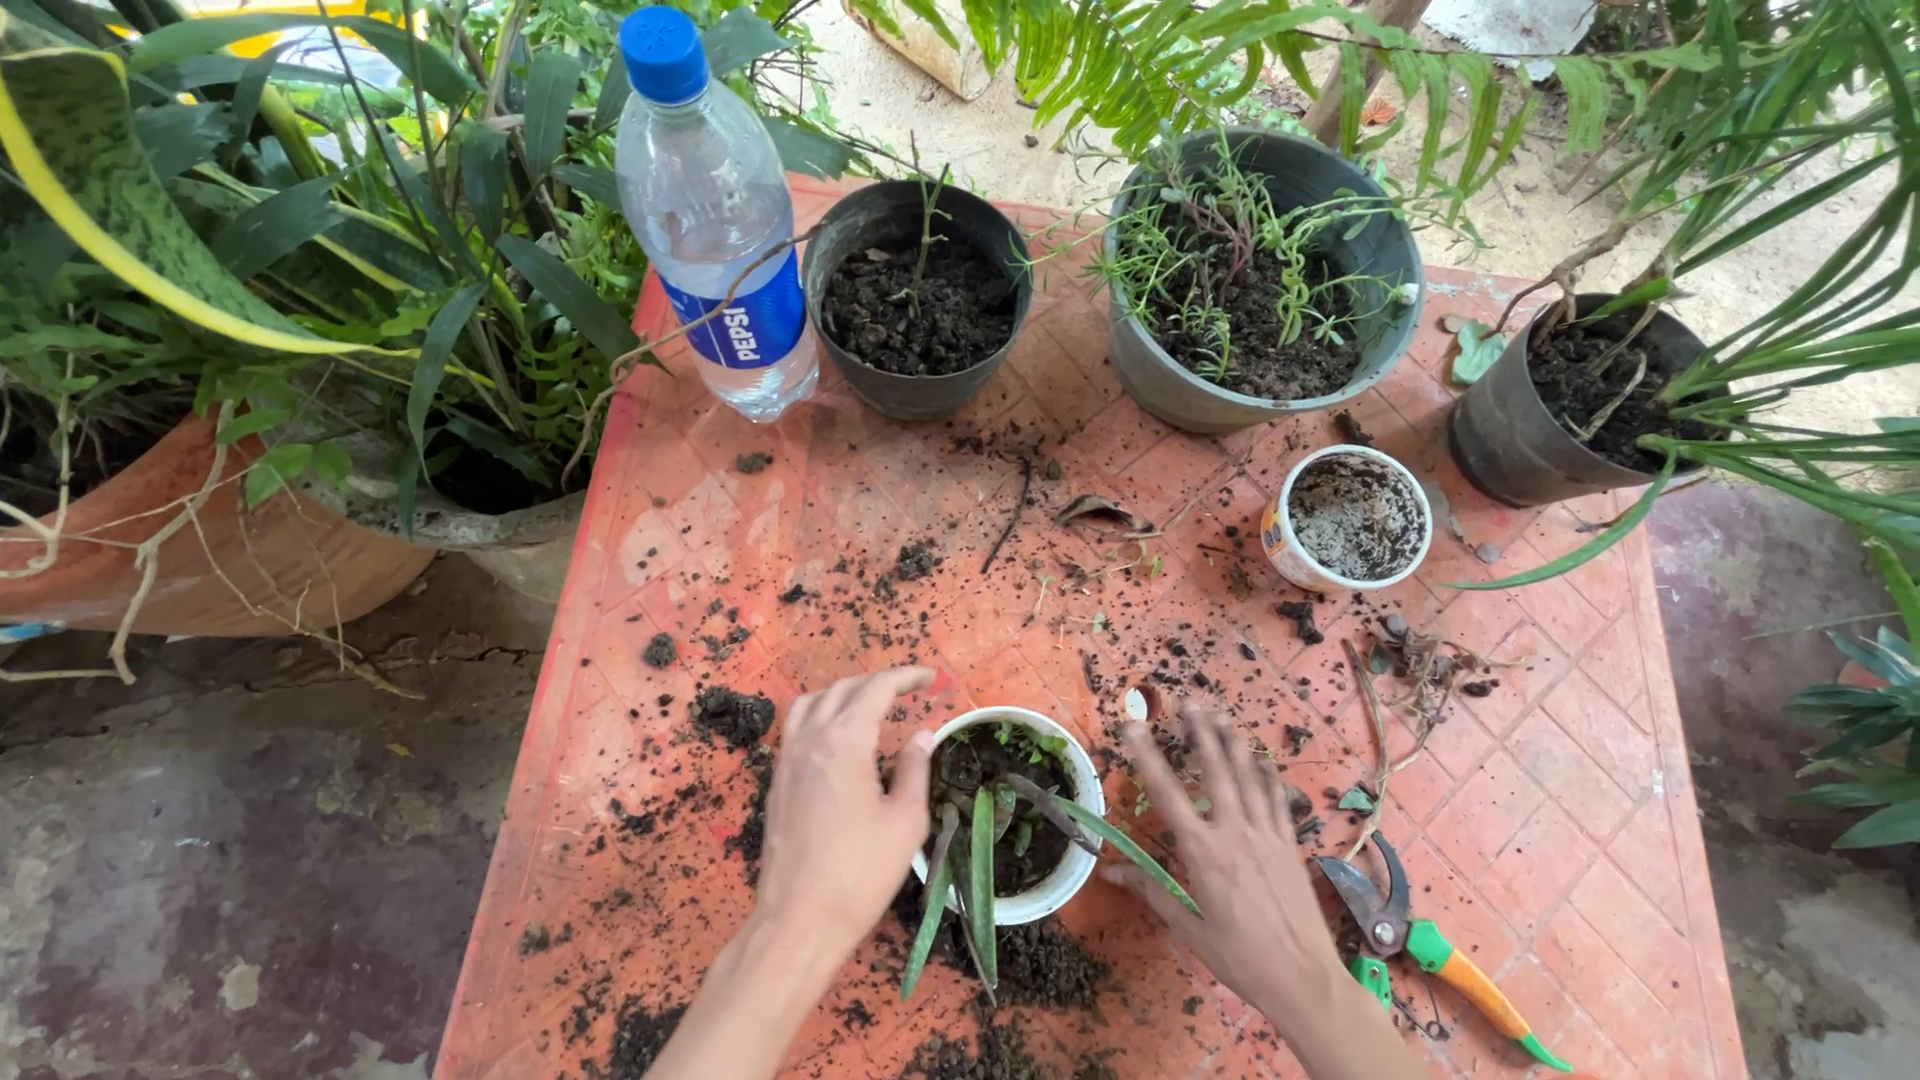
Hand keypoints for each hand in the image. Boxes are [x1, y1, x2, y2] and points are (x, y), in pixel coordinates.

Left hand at [754, 666, 937, 960]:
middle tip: (909, 691)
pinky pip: (796, 726)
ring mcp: (786, 759)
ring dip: (844, 693)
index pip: (876, 689)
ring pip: (813, 701)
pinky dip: (821, 713)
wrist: (798, 920)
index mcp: (844, 742)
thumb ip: (915, 769)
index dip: (906, 677)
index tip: (931, 678)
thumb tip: (922, 736)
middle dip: (878, 682)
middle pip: (844, 689)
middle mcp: (810, 739)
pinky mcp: (776, 780)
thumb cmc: (860, 874)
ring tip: (871, 705)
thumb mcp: (905, 822)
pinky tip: (839, 736)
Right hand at [1104, 699, 1346, 1028]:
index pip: (1167, 795)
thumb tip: (1110, 873)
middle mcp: (1235, 834)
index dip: (1147, 758)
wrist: (1305, 981)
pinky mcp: (1289, 846)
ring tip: (1222, 716)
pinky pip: (1277, 802)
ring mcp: (1267, 837)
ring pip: (1249, 778)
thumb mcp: (1189, 929)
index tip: (1134, 727)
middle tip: (1189, 702)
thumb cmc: (1240, 959)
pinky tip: (1262, 760)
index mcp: (1203, 853)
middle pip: (1216, 772)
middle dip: (1201, 733)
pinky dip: (1268, 777)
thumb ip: (1151, 893)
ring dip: (1234, 744)